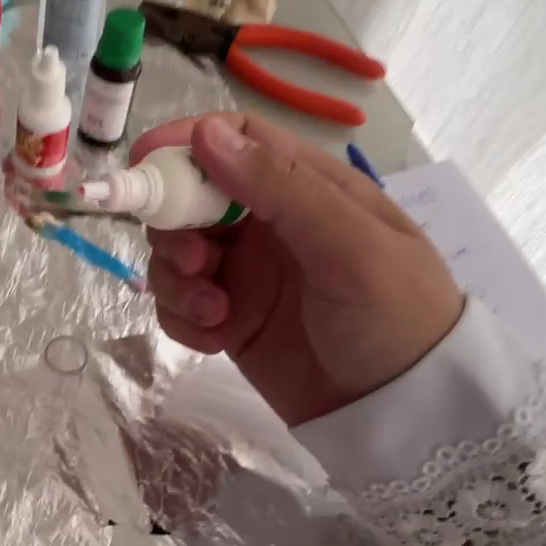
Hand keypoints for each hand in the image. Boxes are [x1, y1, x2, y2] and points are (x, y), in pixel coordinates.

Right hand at [134, 114, 464, 424]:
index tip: (144, 164)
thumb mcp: (349, 245)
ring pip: (176, 255)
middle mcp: (268, 224)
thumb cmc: (393, 316)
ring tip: (212, 314)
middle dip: (175, 228)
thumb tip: (205, 132)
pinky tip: (214, 340)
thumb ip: (280, 189)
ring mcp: (245, 274)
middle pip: (191, 200)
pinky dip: (182, 319)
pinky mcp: (228, 320)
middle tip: (195, 264)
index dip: (186, 144)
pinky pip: (179, 305)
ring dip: (176, 280)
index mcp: (306, 188)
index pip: (237, 140)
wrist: (400, 412)